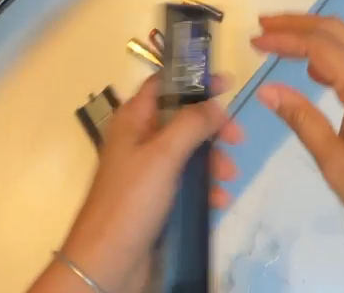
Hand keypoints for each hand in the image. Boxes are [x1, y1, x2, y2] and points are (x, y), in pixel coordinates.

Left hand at [54, 75, 243, 292]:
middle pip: (181, 117)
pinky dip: (204, 186)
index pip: (165, 83)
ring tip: (228, 178)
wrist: (107, 264)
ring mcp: (147, 169)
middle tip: (236, 138)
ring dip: (211, 160)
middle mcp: (139, 138)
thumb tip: (215, 104)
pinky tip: (218, 200)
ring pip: (187, 151)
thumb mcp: (163, 157)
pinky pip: (185, 181)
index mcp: (133, 118)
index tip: (226, 84)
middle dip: (210, 127)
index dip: (194, 80)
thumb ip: (191, 124)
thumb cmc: (131, 201)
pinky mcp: (155, 198)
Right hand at [252, 14, 343, 291]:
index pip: (319, 46)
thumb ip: (301, 119)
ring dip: (316, 35)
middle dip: (298, 23)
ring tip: (281, 42)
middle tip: (263, 25)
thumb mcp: (335, 163)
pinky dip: (333, 54)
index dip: (284, 38)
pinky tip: (315, 70)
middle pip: (337, 31)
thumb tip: (266, 89)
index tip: (255, 40)